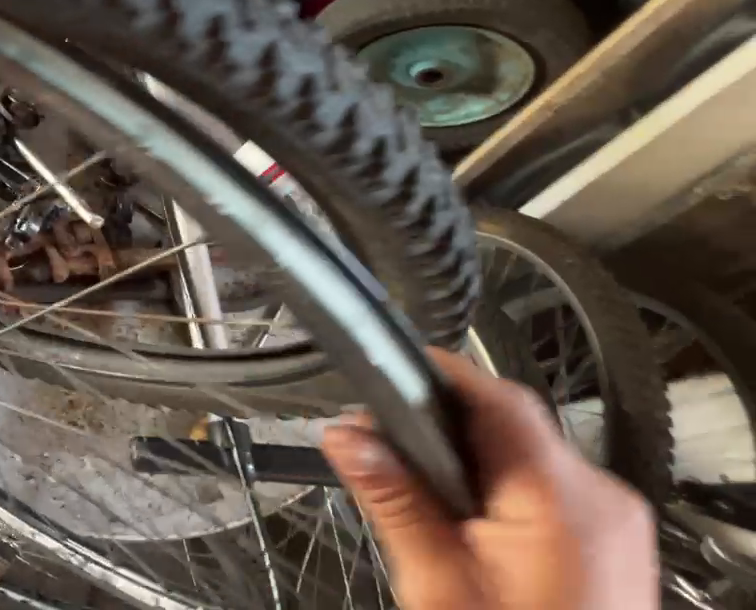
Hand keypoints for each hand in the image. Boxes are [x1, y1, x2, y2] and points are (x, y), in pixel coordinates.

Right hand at [321, 349, 659, 609]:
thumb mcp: (439, 583)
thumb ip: (393, 501)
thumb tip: (342, 434)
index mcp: (563, 500)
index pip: (496, 397)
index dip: (433, 372)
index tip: (378, 369)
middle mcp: (599, 497)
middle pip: (501, 419)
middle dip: (432, 424)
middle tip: (378, 453)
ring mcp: (610, 516)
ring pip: (514, 446)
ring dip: (457, 453)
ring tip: (419, 495)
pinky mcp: (605, 532)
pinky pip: (535, 475)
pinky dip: (488, 478)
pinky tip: (459, 514)